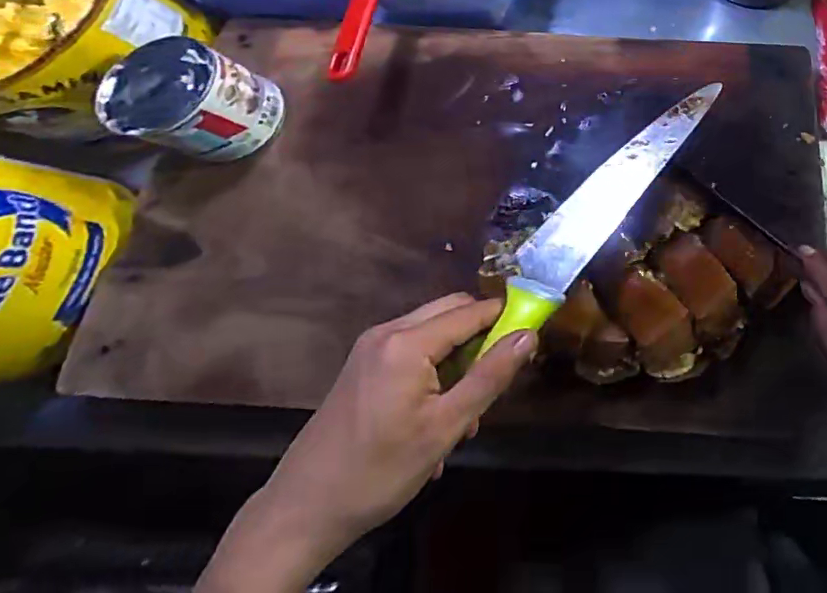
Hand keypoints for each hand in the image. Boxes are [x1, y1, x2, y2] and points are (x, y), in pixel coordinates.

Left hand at [199, 294, 533, 591]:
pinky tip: (434, 414)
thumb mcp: (445, 427)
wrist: (297, 516)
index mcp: (407, 343)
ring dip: (459, 358)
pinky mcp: (362, 367)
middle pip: (454, 312)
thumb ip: (491, 375)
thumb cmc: (377, 471)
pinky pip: (413, 349)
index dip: (507, 320)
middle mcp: (387, 333)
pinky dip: (435, 368)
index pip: (474, 311)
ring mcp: (370, 349)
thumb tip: (529, 334)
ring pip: (435, 332)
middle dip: (481, 339)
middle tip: (492, 380)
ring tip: (463, 412)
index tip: (529, 342)